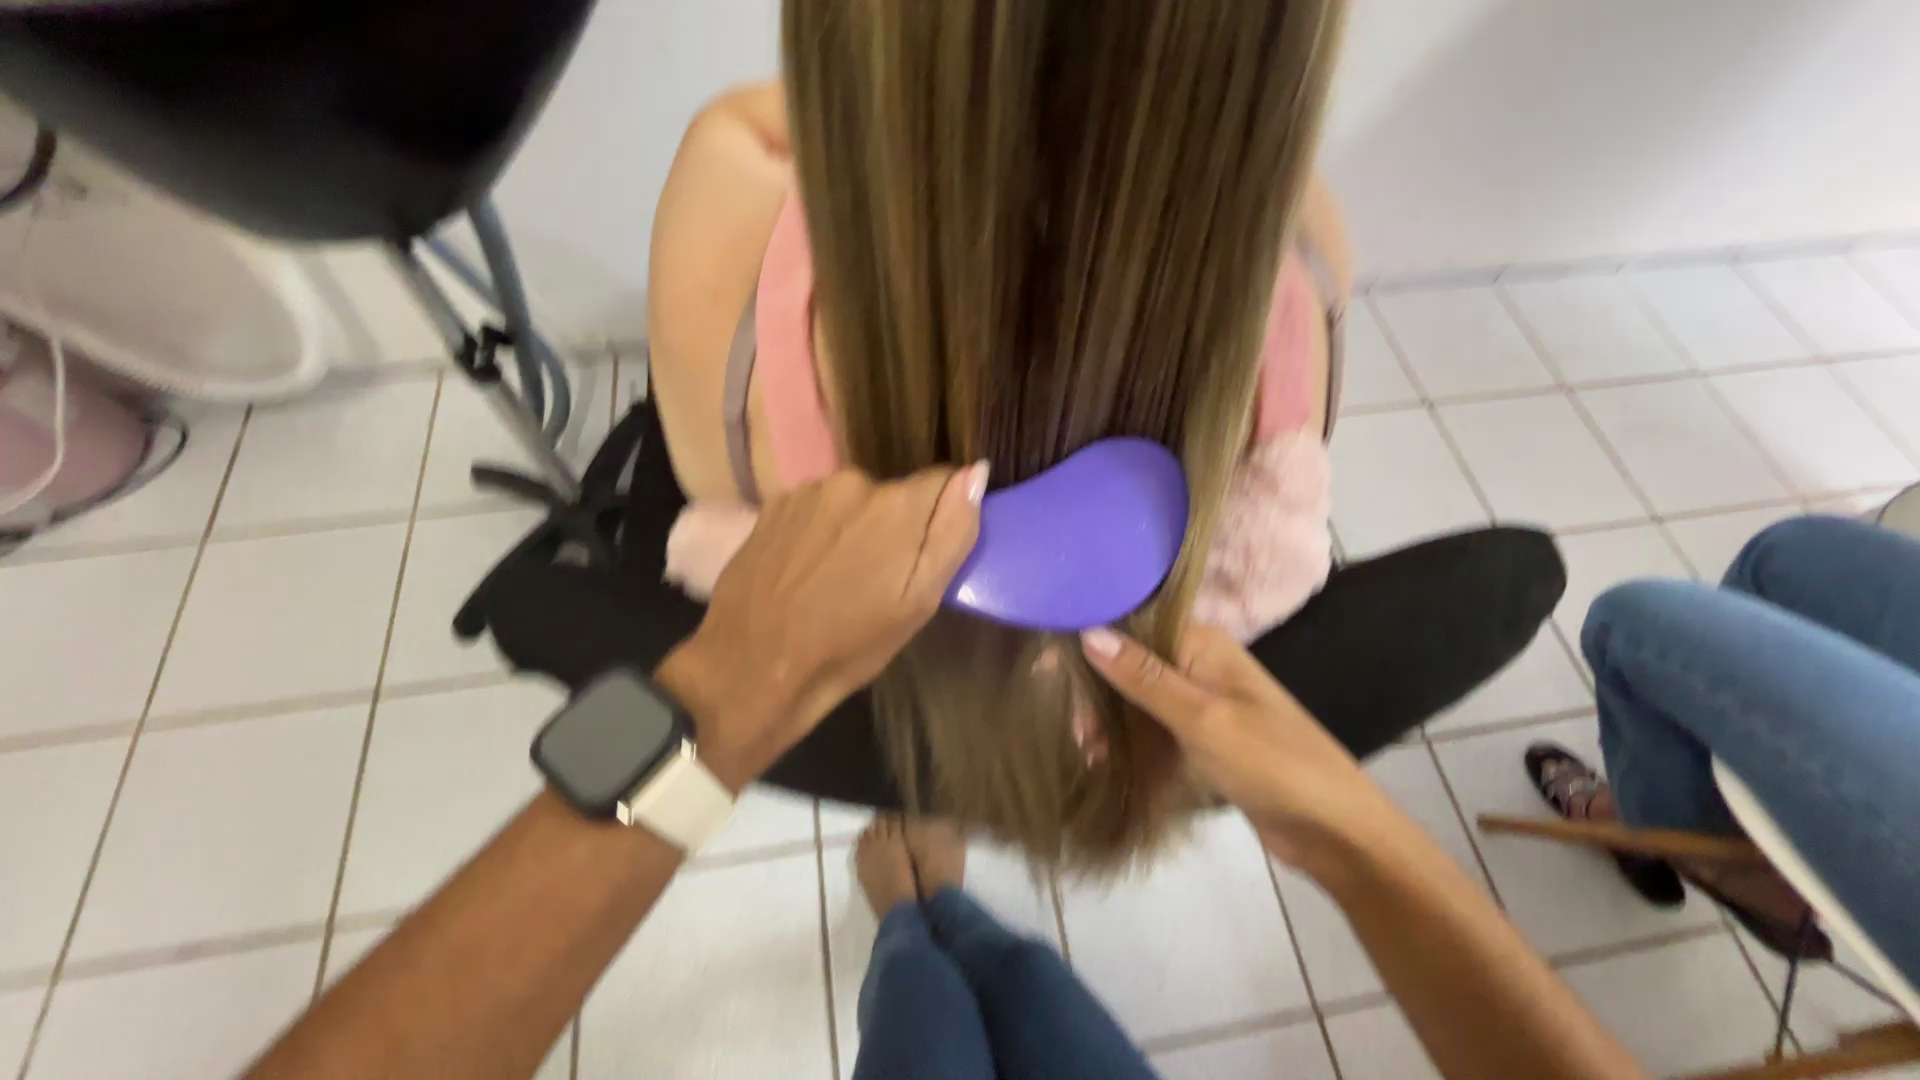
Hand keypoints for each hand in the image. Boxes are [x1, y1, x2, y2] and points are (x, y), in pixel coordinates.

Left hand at [662, 463, 985, 786]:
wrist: (751, 667)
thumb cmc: (847, 646)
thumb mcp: (918, 603)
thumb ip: (953, 532)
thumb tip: (975, 473)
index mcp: (897, 504)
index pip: (944, 481)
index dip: (942, 517)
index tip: (926, 556)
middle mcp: (853, 480)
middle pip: (896, 494)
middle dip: (896, 527)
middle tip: (880, 581)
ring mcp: (807, 491)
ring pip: (854, 501)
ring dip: (855, 529)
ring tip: (838, 580)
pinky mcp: (773, 506)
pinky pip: (816, 509)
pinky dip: (819, 532)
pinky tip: (806, 572)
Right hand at [1081, 623, 1386, 864]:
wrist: (1333, 827)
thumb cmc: (1270, 762)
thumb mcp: (1200, 718)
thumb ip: (1142, 677)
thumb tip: (1087, 631)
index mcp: (1202, 643)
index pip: (1131, 624)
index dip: (1088, 641)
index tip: (1047, 671)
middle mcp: (1199, 663)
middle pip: (1128, 661)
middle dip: (1095, 692)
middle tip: (1076, 733)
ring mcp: (1202, 701)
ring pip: (1136, 698)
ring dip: (1108, 721)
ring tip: (1089, 754)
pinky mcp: (1203, 737)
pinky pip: (1152, 727)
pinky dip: (1128, 741)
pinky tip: (1107, 762)